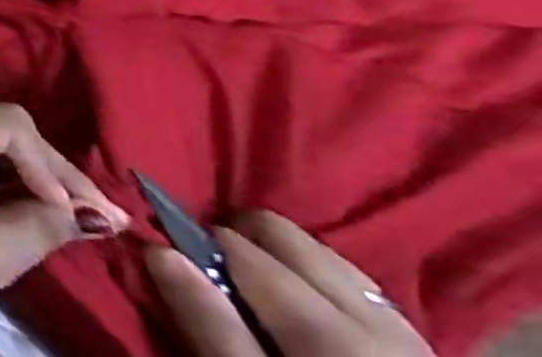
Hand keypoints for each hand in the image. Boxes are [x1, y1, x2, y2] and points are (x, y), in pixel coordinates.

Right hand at [147, 210, 433, 356]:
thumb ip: (210, 325)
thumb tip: (159, 249)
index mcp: (326, 329)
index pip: (240, 246)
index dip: (196, 241)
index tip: (174, 256)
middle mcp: (372, 318)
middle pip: (287, 236)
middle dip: (239, 237)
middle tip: (210, 268)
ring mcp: (406, 336)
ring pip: (326, 257)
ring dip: (280, 258)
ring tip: (253, 289)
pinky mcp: (421, 353)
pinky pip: (359, 288)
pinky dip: (319, 281)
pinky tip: (304, 309)